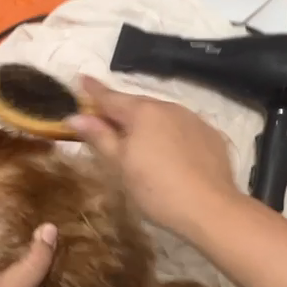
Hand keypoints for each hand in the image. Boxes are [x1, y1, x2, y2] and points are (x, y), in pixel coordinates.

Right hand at [68, 77, 245, 237]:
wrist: (210, 209)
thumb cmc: (156, 189)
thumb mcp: (120, 165)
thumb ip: (99, 136)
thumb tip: (75, 116)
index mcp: (143, 112)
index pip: (110, 97)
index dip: (93, 90)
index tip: (81, 78)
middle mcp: (169, 107)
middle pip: (138, 105)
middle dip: (121, 109)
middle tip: (106, 117)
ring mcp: (193, 119)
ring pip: (162, 115)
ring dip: (147, 122)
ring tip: (139, 139)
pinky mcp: (212, 135)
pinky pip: (183, 127)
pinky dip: (171, 133)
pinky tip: (170, 152)